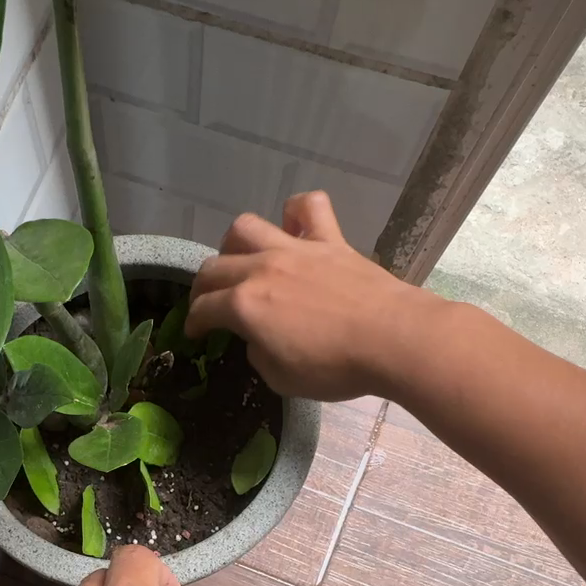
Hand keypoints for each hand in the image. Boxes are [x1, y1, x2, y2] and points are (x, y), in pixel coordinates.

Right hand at [187, 190, 450, 401]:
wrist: (391, 340)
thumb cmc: (333, 368)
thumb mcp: (280, 378)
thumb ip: (259, 352)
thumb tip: (259, 336)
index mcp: (244, 307)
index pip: (203, 309)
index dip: (194, 323)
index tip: (197, 333)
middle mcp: (261, 269)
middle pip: (214, 267)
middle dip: (203, 288)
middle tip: (210, 303)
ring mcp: (295, 249)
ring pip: (246, 227)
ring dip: (233, 244)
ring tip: (241, 260)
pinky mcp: (330, 239)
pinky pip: (307, 207)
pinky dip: (295, 212)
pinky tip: (293, 228)